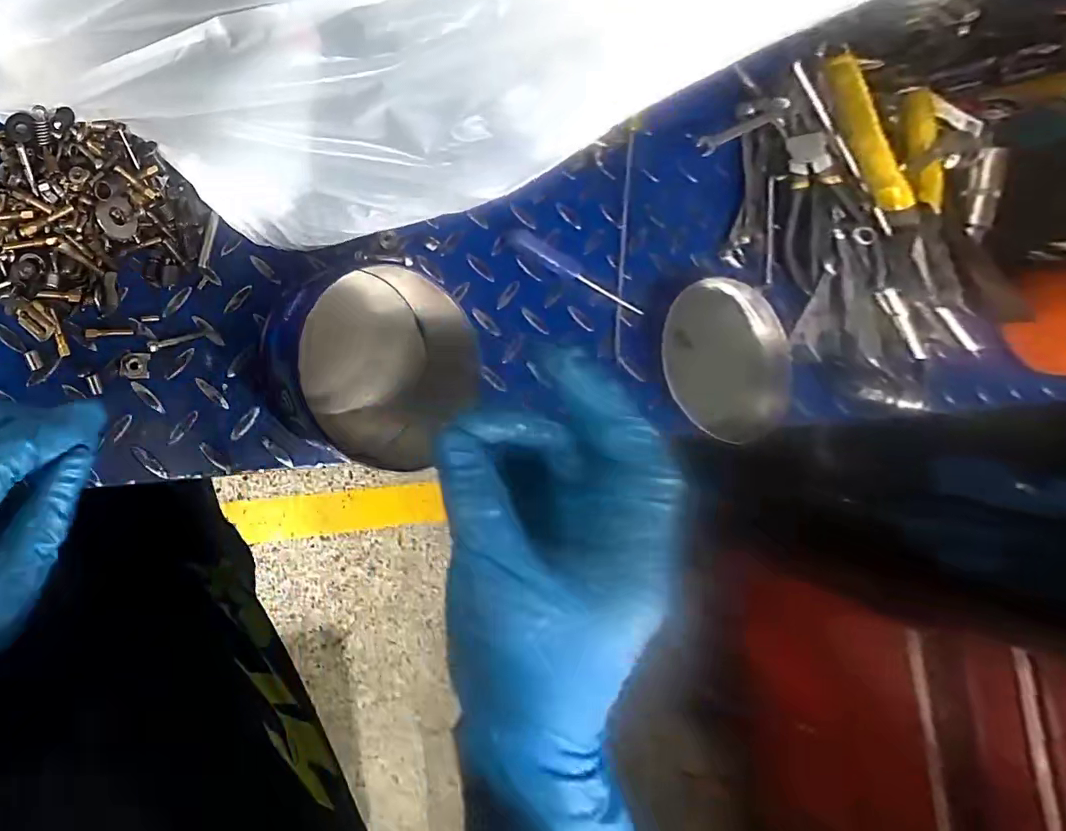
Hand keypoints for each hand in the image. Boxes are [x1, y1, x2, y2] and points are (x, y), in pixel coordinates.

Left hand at [0, 400, 106, 828]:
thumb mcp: (14, 589)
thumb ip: (48, 514)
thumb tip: (80, 451)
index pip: (2, 453)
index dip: (53, 430)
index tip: (97, 415)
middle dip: (34, 423)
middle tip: (77, 434)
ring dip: (9, 420)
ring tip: (46, 440)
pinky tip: (5, 441)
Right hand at [435, 350, 683, 828]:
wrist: (519, 724)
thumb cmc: (526, 656)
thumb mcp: (495, 570)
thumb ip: (476, 494)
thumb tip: (453, 432)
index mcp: (628, 544)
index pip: (632, 457)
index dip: (599, 402)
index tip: (553, 361)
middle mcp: (606, 532)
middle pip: (585, 456)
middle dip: (538, 425)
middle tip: (482, 416)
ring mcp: (569, 540)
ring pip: (548, 469)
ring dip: (508, 447)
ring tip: (466, 442)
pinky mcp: (534, 546)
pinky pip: (519, 490)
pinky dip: (493, 470)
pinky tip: (465, 462)